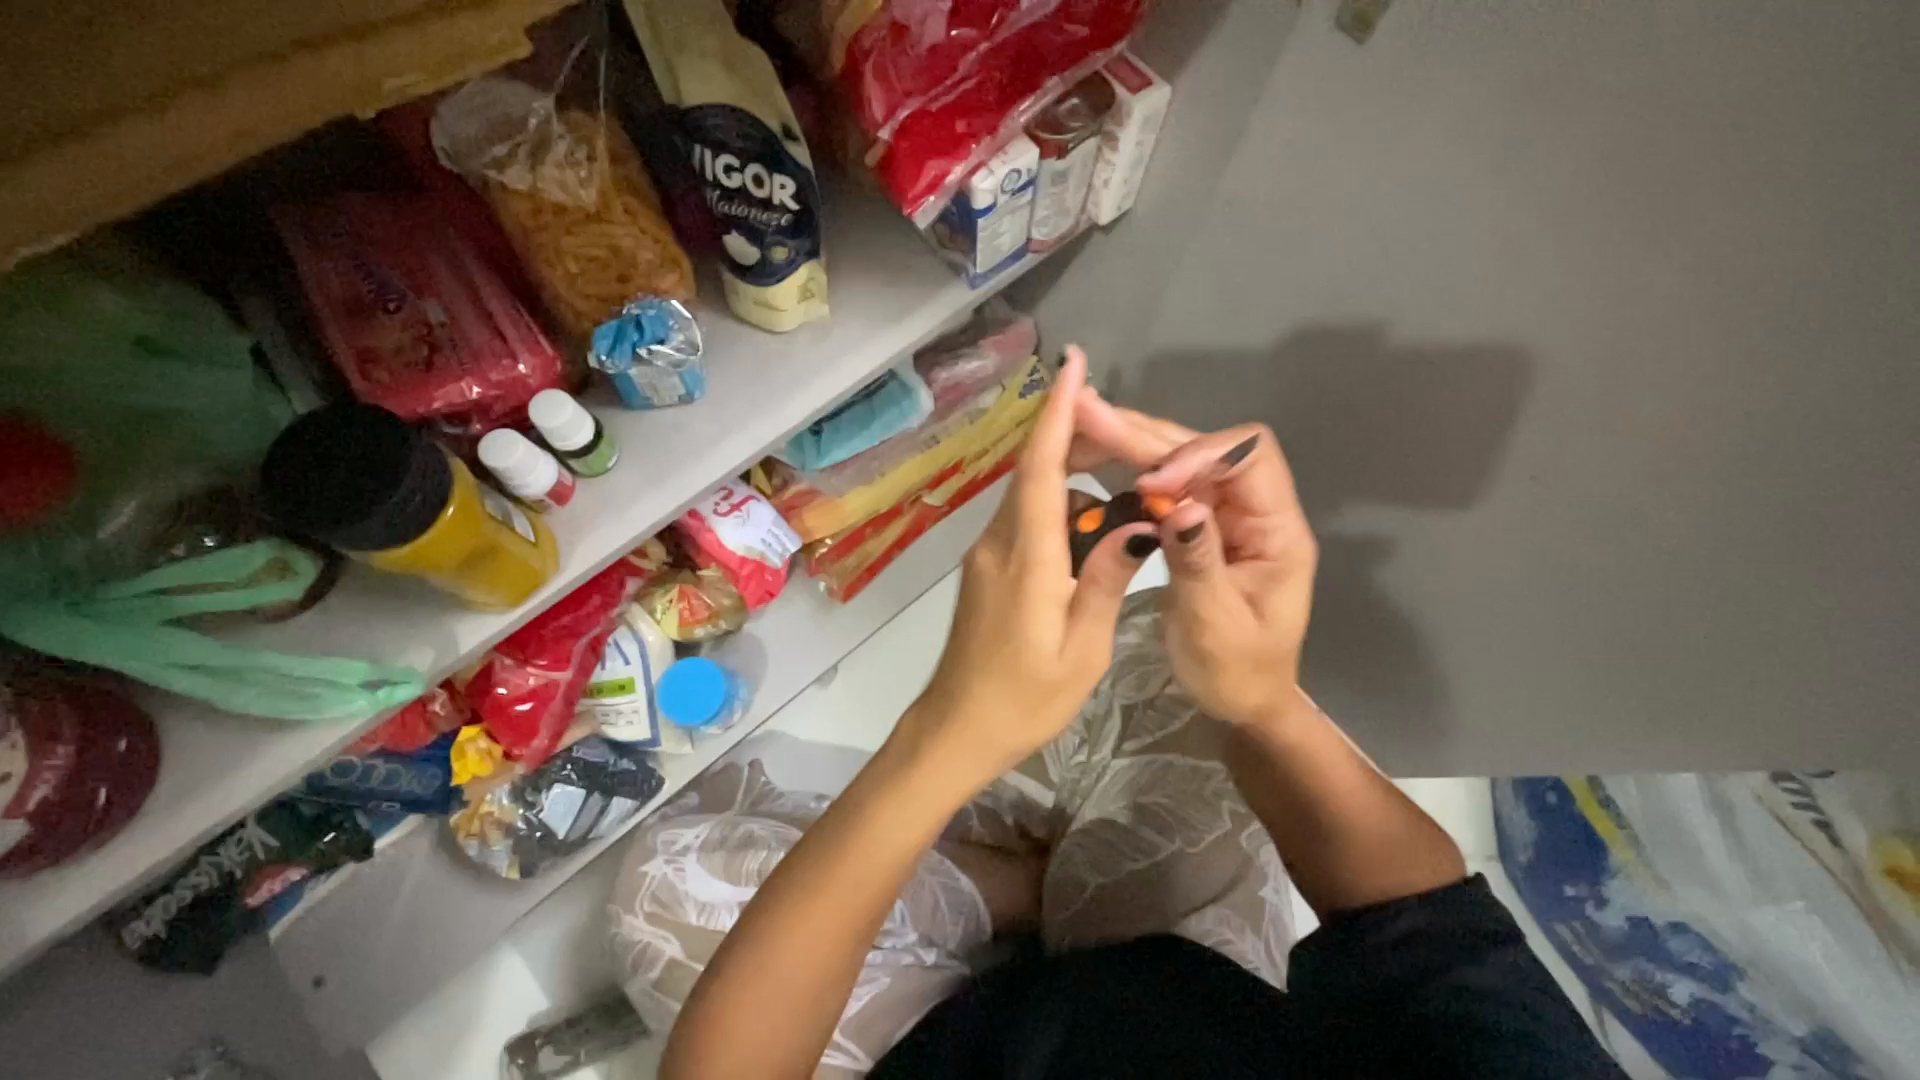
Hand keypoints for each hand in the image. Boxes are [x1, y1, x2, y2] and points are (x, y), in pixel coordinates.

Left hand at [891, 346, 1158, 792]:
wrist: (957, 728)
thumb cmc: (1025, 700)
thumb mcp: (1084, 649)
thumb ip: (1109, 580)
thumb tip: (1138, 522)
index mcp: (1028, 560)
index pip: (1040, 471)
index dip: (1057, 415)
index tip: (1073, 367)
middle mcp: (999, 544)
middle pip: (1034, 471)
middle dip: (1075, 437)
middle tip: (1126, 426)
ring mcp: (987, 554)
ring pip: (1030, 494)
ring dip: (1071, 475)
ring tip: (1122, 480)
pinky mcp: (986, 568)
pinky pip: (1024, 519)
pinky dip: (1058, 506)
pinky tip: (1091, 526)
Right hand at [1072, 379, 1317, 727]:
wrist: (1243, 700)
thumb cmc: (1238, 672)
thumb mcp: (1216, 626)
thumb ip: (1199, 562)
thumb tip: (1179, 505)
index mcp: (1277, 530)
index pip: (1250, 457)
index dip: (1199, 456)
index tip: (1148, 486)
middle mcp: (1253, 509)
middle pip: (1208, 448)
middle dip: (1149, 435)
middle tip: (1089, 414)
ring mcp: (1225, 514)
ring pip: (1182, 458)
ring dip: (1134, 441)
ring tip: (1083, 422)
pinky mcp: (1199, 524)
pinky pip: (1166, 484)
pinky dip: (1131, 467)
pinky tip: (1095, 455)